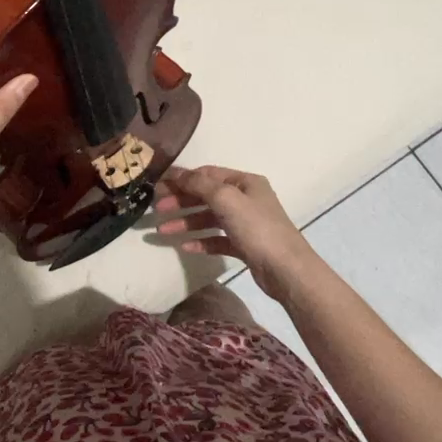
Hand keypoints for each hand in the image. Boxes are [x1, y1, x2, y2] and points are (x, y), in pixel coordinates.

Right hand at [155, 165, 318, 303]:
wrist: (285, 268)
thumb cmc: (257, 228)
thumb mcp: (226, 199)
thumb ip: (199, 184)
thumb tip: (177, 173)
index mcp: (245, 182)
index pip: (207, 174)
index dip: (182, 179)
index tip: (158, 187)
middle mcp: (246, 199)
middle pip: (206, 196)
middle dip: (180, 202)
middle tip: (157, 210)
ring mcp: (245, 223)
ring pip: (209, 218)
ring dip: (185, 222)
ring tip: (162, 231)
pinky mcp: (244, 245)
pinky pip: (216, 239)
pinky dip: (200, 241)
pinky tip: (185, 247)